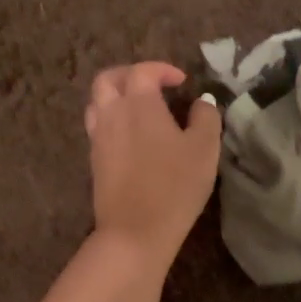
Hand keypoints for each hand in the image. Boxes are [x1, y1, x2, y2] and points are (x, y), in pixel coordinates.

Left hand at [83, 61, 222, 260]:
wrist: (135, 231)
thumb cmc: (175, 186)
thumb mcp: (204, 149)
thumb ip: (206, 118)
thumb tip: (202, 101)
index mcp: (139, 104)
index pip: (143, 71)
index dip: (162, 70)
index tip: (182, 81)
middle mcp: (113, 114)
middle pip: (108, 80)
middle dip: (129, 75)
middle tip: (152, 85)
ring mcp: (99, 139)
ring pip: (97, 103)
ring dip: (116, 97)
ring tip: (139, 109)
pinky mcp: (95, 161)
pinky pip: (98, 127)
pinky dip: (113, 120)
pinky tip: (132, 137)